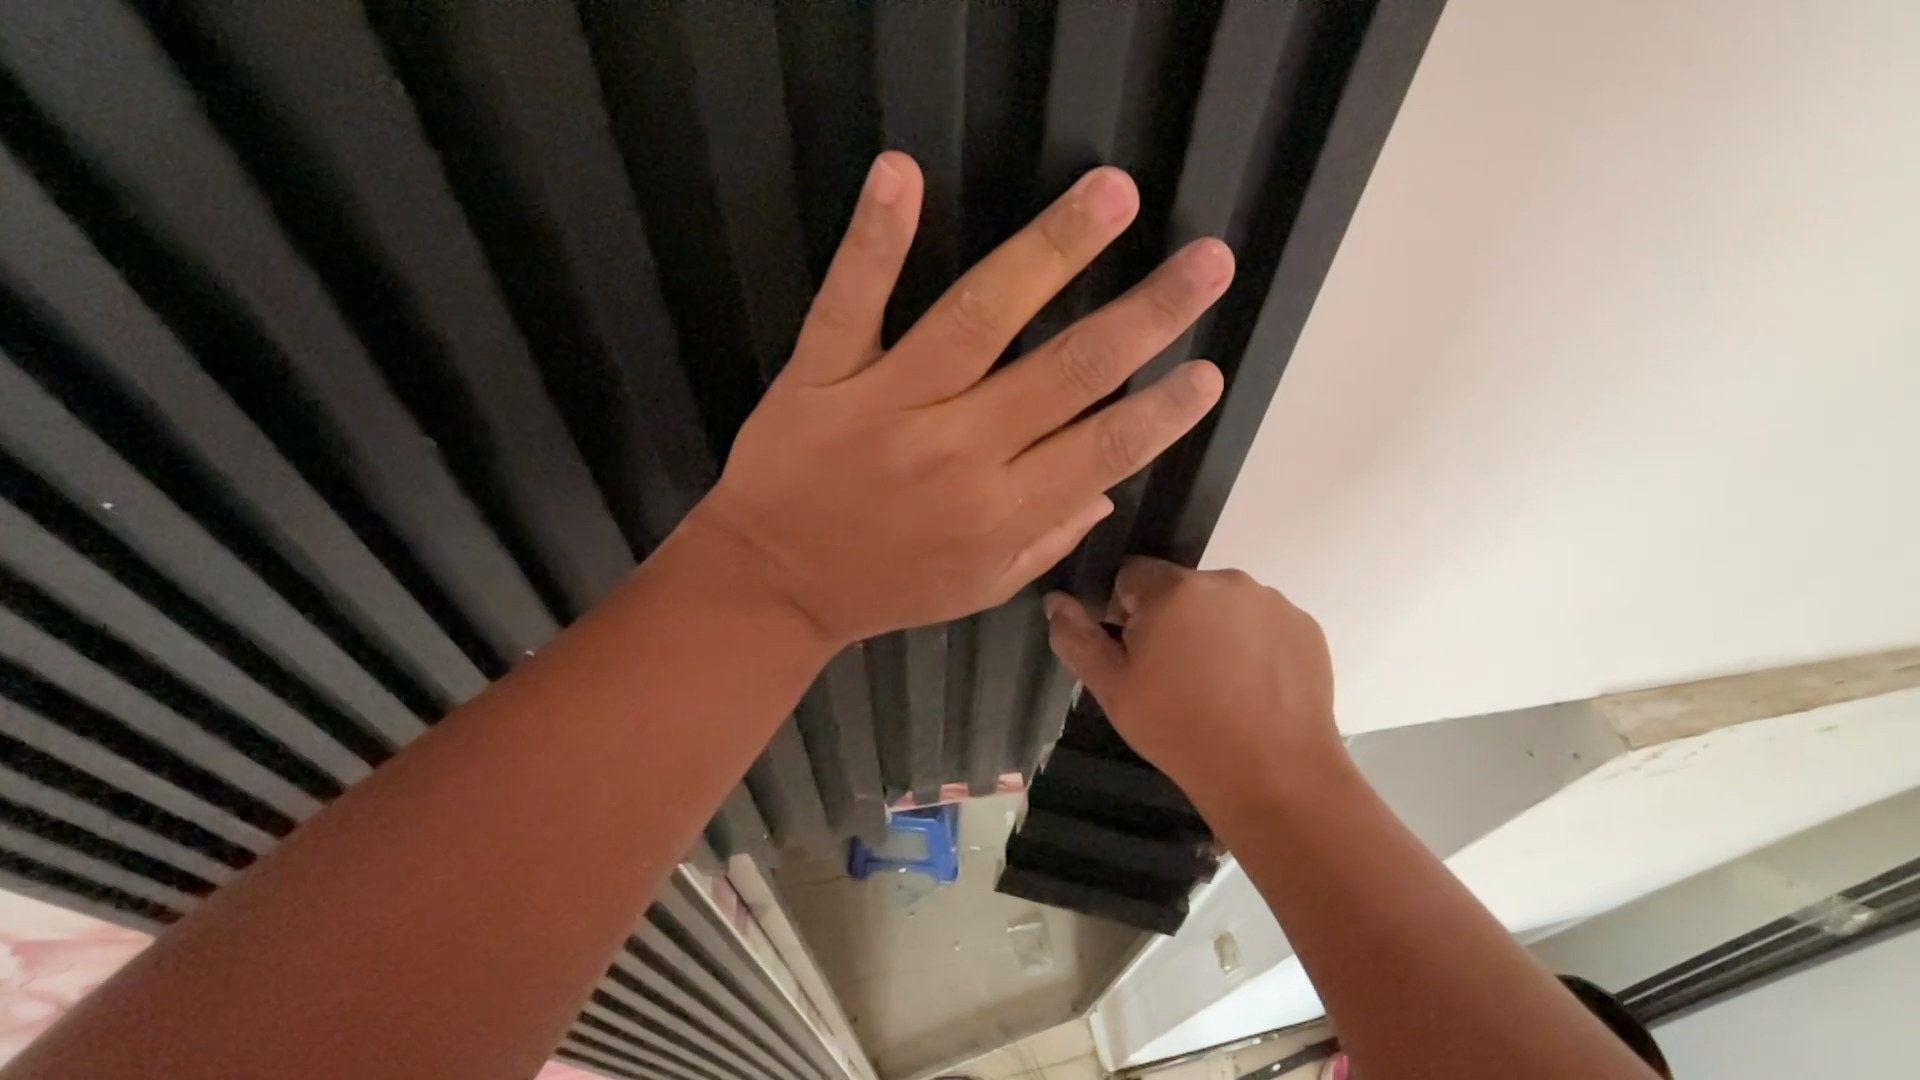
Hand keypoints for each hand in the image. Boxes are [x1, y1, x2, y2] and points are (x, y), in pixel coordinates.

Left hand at [688, 153, 1235, 645]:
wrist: (771, 585)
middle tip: (1208, 260)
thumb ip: (1048, 538)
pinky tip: (904, 174)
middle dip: (1147, 314)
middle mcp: (957, 451)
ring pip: (978, 319)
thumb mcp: (978, 587)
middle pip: (1066, 372)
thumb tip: (1109, 491)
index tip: (1209, 367)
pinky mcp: (822, 376)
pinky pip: (851, 303)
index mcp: (1001, 511)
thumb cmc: (884, 587)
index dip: (1163, 409)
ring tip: (1112, 196)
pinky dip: (877, 239)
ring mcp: (887, 406)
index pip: (1104, 449)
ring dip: (1051, 252)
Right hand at [1043, 558, 1342, 798]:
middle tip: (1174, 677)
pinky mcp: (1304, 627)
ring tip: (1217, 686)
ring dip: (1212, 630)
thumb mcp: (1113, 690)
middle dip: (1170, 621)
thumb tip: (1055, 601)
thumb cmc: (1180, 731)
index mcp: (1173, 590)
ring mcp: (1271, 602)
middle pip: (1180, 590)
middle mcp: (1225, 581)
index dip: (1124, 612)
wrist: (1274, 776)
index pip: (1131, 576)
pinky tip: (1251, 688)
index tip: (1135, 655)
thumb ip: (1077, 638)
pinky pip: (1262, 623)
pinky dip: (1252, 645)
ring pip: (1223, 605)